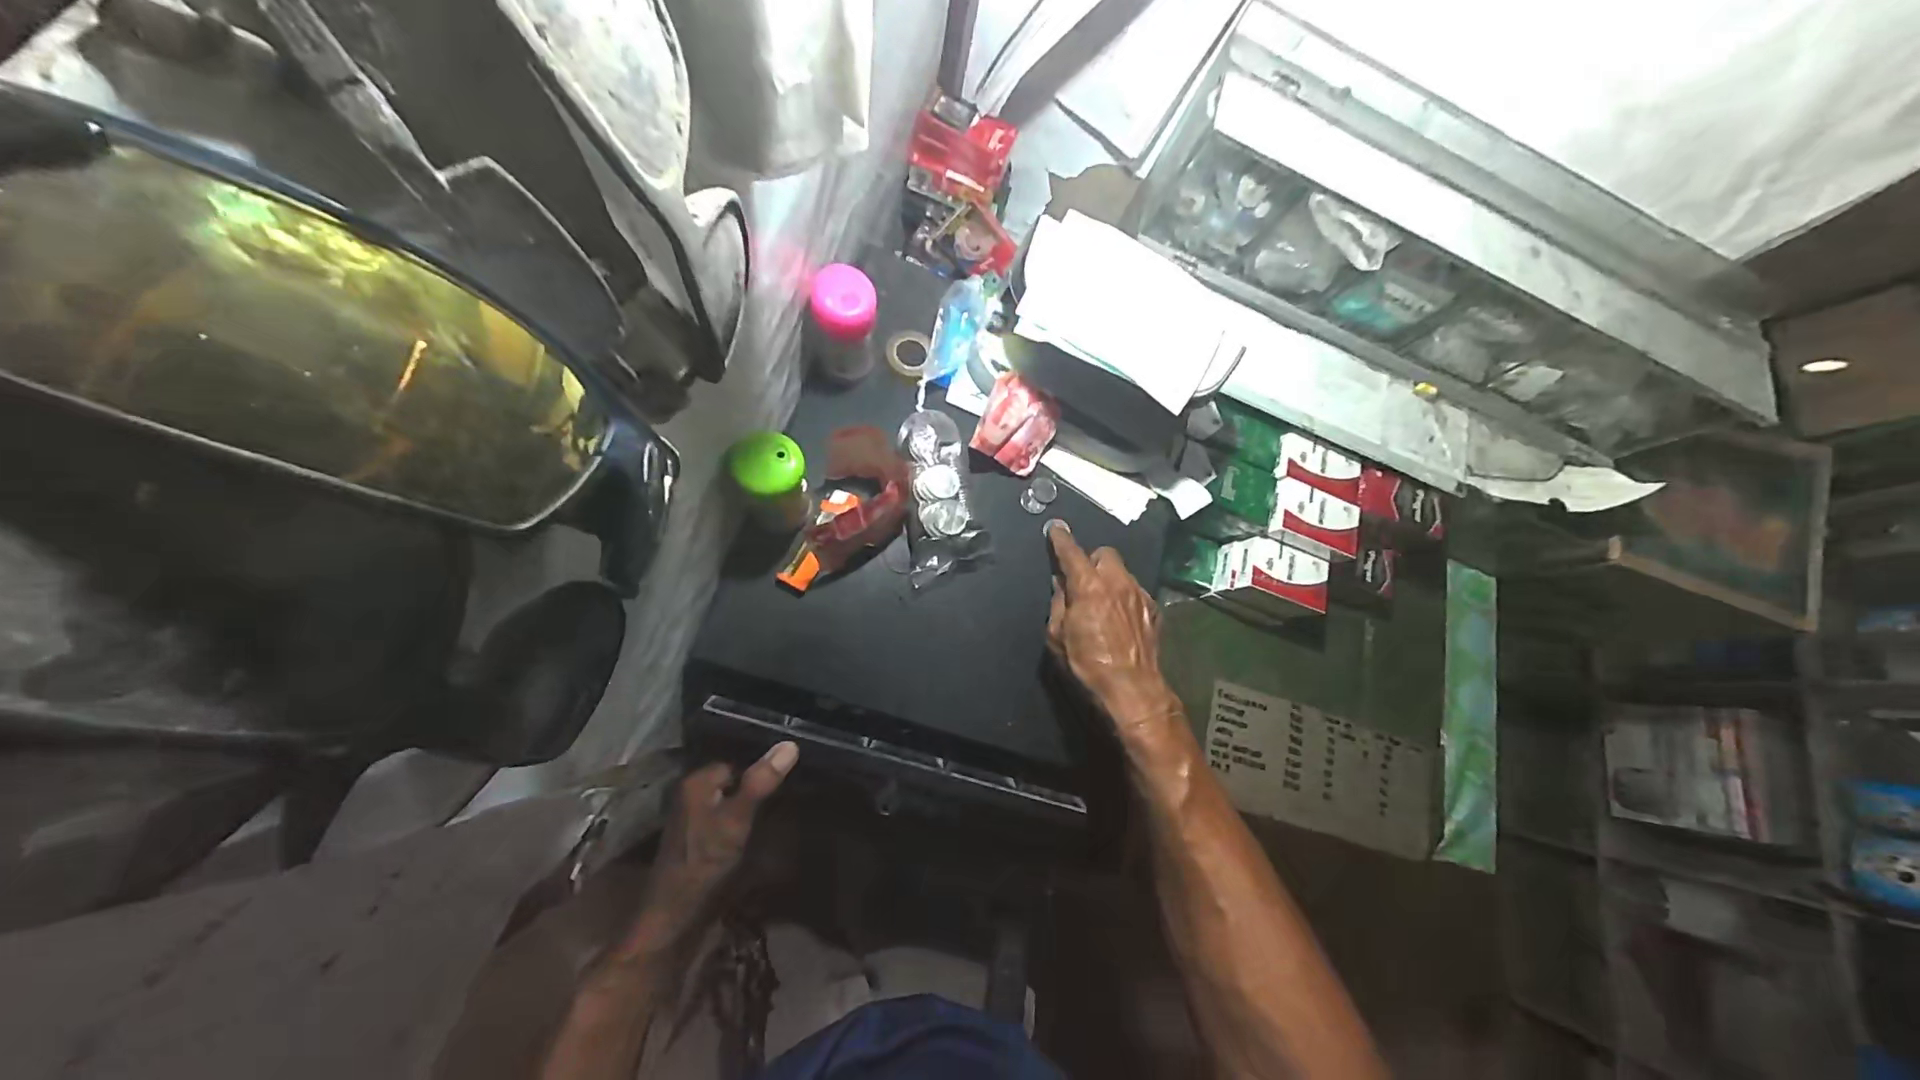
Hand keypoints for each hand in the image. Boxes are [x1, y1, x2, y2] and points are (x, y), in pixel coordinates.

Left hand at [636, 741, 797, 941]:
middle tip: (791, 791)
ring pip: (733, 801)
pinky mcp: (701, 843)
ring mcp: (695, 821)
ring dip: (753, 806)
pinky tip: (763, 831)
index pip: (737, 761)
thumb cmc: (704, 863)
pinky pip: (730, 821)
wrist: (675, 920)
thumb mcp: (737, 819)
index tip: (789, 774)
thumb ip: (761, 782)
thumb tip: (790, 743)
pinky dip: (745, 824)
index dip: (762, 767)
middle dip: (759, 786)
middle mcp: (692, 796)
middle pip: (735, 780)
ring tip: (783, 808)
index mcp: (696, 783)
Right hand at [1045, 522, 1176, 736]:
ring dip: (1109, 578)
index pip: (1072, 552)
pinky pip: (1134, 591)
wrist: (1132, 689)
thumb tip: (1061, 584)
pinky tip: (1118, 616)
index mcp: (1088, 586)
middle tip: (1081, 579)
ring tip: (1101, 600)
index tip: (1056, 529)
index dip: (1061, 539)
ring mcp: (1139, 595)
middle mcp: (1117, 582)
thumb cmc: (1087, 665)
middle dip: (1091, 560)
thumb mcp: (1057, 636)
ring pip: (1122, 571)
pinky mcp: (1152, 610)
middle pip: (1104, 553)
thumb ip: (1058, 603)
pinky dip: (1123, 595)